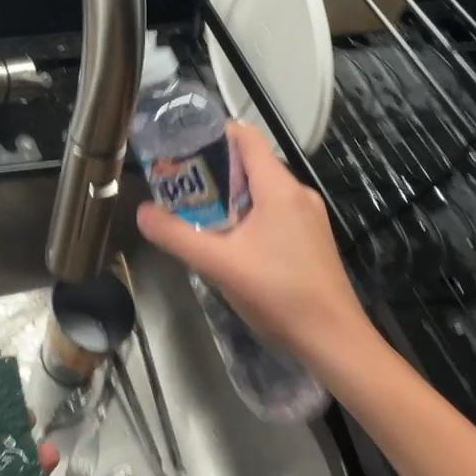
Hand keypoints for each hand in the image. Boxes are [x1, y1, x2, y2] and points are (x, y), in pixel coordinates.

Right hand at [136, 122, 370, 361]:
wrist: (334, 342)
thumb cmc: (279, 294)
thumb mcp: (217, 264)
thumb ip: (175, 235)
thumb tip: (141, 212)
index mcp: (278, 187)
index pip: (244, 136)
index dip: (211, 132)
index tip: (179, 143)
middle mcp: (296, 193)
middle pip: (248, 162)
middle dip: (210, 168)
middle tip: (176, 182)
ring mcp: (307, 216)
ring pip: (258, 189)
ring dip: (226, 194)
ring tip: (194, 210)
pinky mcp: (310, 238)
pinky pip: (271, 210)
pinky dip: (245, 213)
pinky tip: (226, 239)